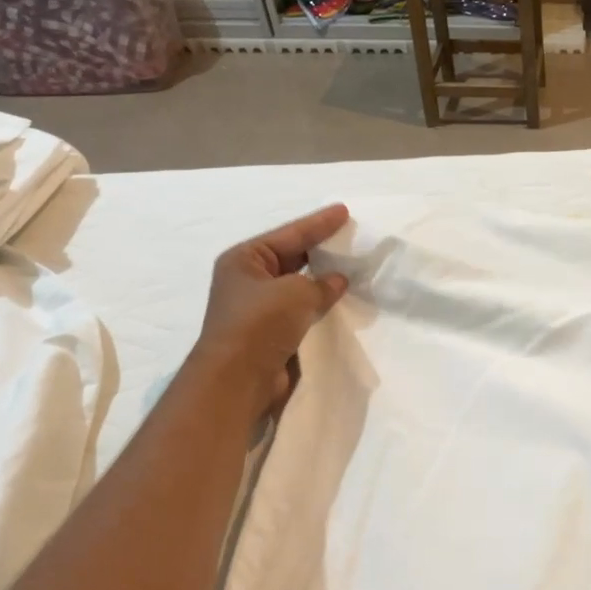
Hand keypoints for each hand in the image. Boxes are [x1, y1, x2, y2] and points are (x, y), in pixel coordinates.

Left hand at [189, 204, 350, 417]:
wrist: (239, 378)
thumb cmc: (260, 324)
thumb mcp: (295, 293)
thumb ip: (321, 283)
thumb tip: (337, 280)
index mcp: (244, 259)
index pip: (289, 235)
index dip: (318, 224)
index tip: (343, 211)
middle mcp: (248, 280)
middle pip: (291, 257)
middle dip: (319, 249)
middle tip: (349, 238)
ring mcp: (259, 308)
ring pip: (297, 285)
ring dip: (321, 280)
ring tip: (351, 268)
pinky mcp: (271, 333)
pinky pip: (301, 310)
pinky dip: (319, 304)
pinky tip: (339, 301)